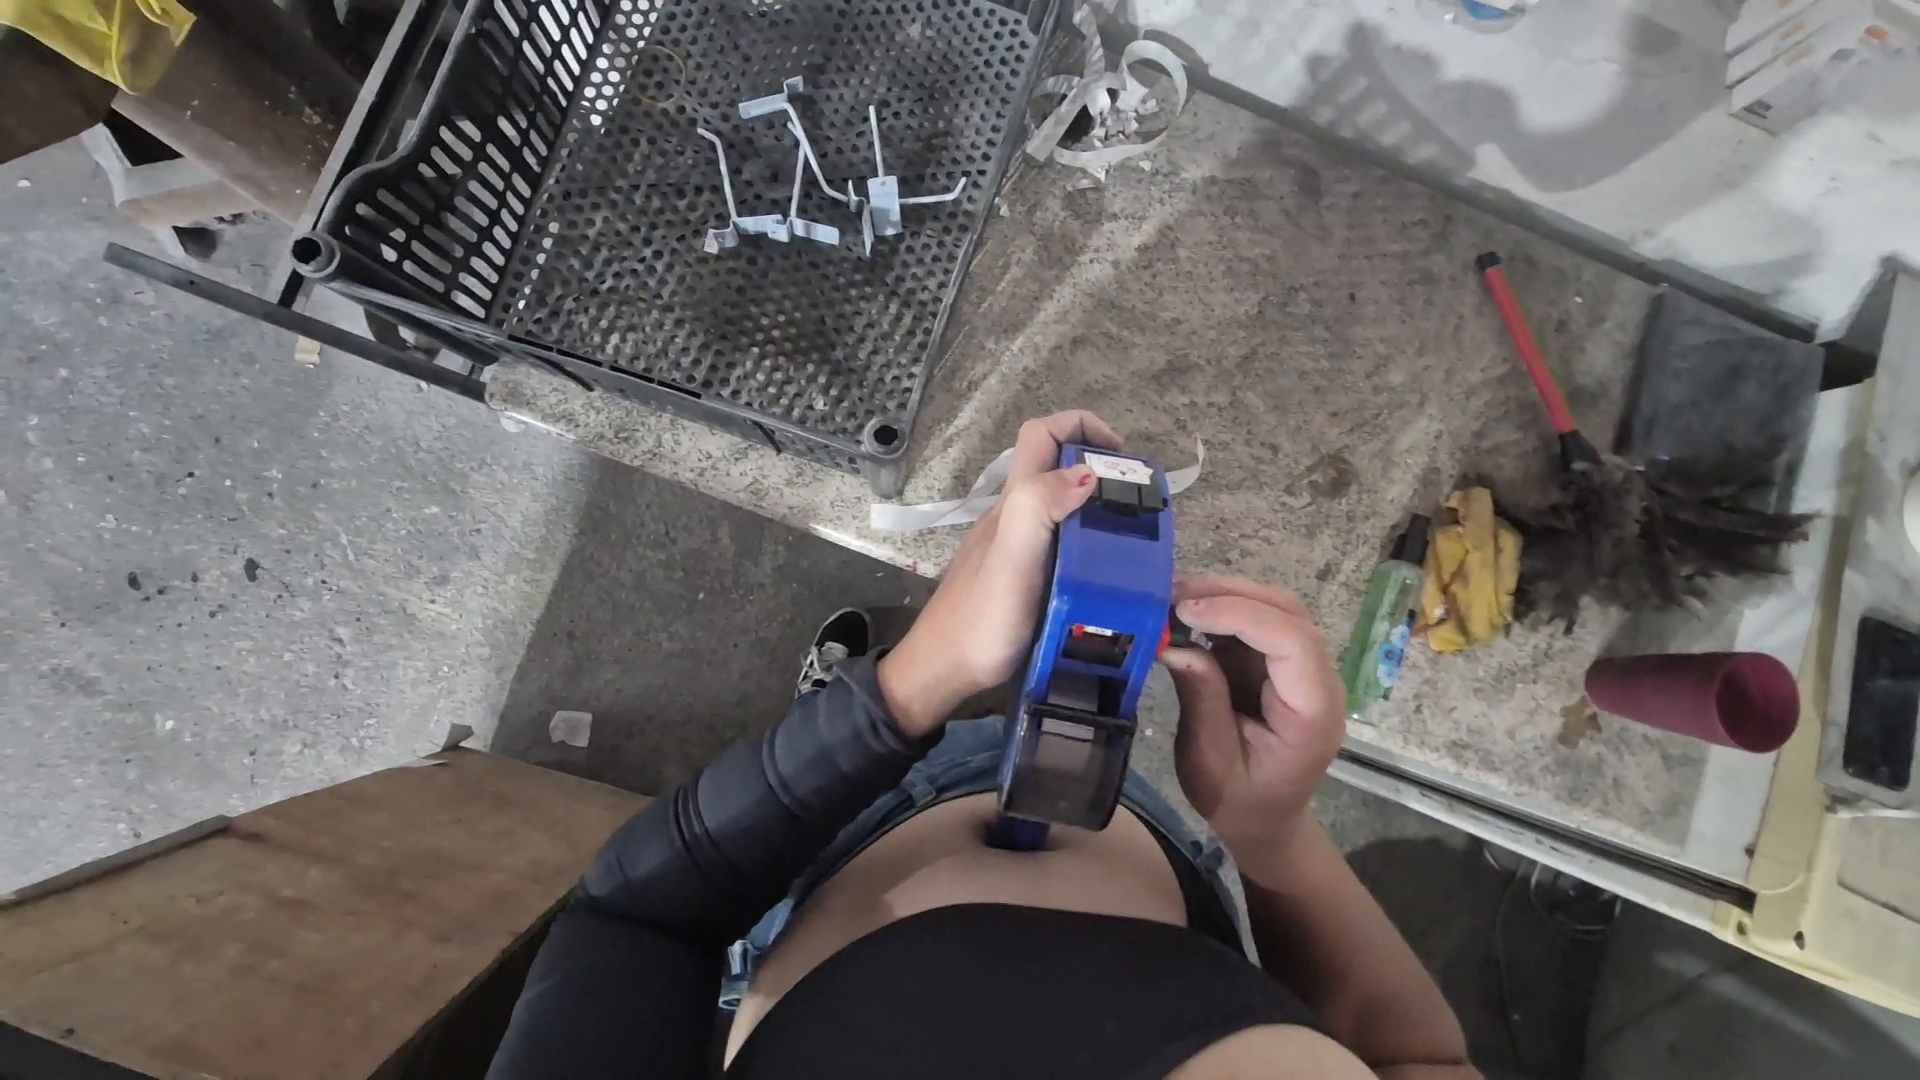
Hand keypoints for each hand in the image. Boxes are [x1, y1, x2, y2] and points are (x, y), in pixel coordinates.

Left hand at [877, 411, 1122, 735]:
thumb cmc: (981, 617)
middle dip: (1103, 469)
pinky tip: (1109, 573)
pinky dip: (1093, 545)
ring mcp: (1019, 547)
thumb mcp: (1012, 558)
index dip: (1084, 427)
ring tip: (1136, 538)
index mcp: (1014, 502)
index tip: (1123, 459)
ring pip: (1063, 507)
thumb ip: (1038, 507)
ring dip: (1102, 509)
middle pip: (1057, 466)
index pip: (1042, 434)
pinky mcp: (1025, 577)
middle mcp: (1016, 516)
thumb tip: (1087, 473)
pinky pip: (1064, 544)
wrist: (946, 670)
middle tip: (1140, 505)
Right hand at [1161, 575, 1344, 885]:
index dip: (1239, 614)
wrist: (1264, 821)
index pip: (1291, 640)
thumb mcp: (1210, 761)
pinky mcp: (1277, 664)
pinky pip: (1256, 622)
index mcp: (1312, 711)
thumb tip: (1176, 644)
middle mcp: (1317, 680)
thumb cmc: (1239, 801)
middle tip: (1171, 594)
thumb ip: (1201, 699)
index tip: (1185, 611)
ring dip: (1224, 595)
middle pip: (1287, 613)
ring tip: (1173, 598)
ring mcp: (1301, 669)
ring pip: (1273, 608)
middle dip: (1230, 594)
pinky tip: (1186, 613)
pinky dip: (1220, 610)